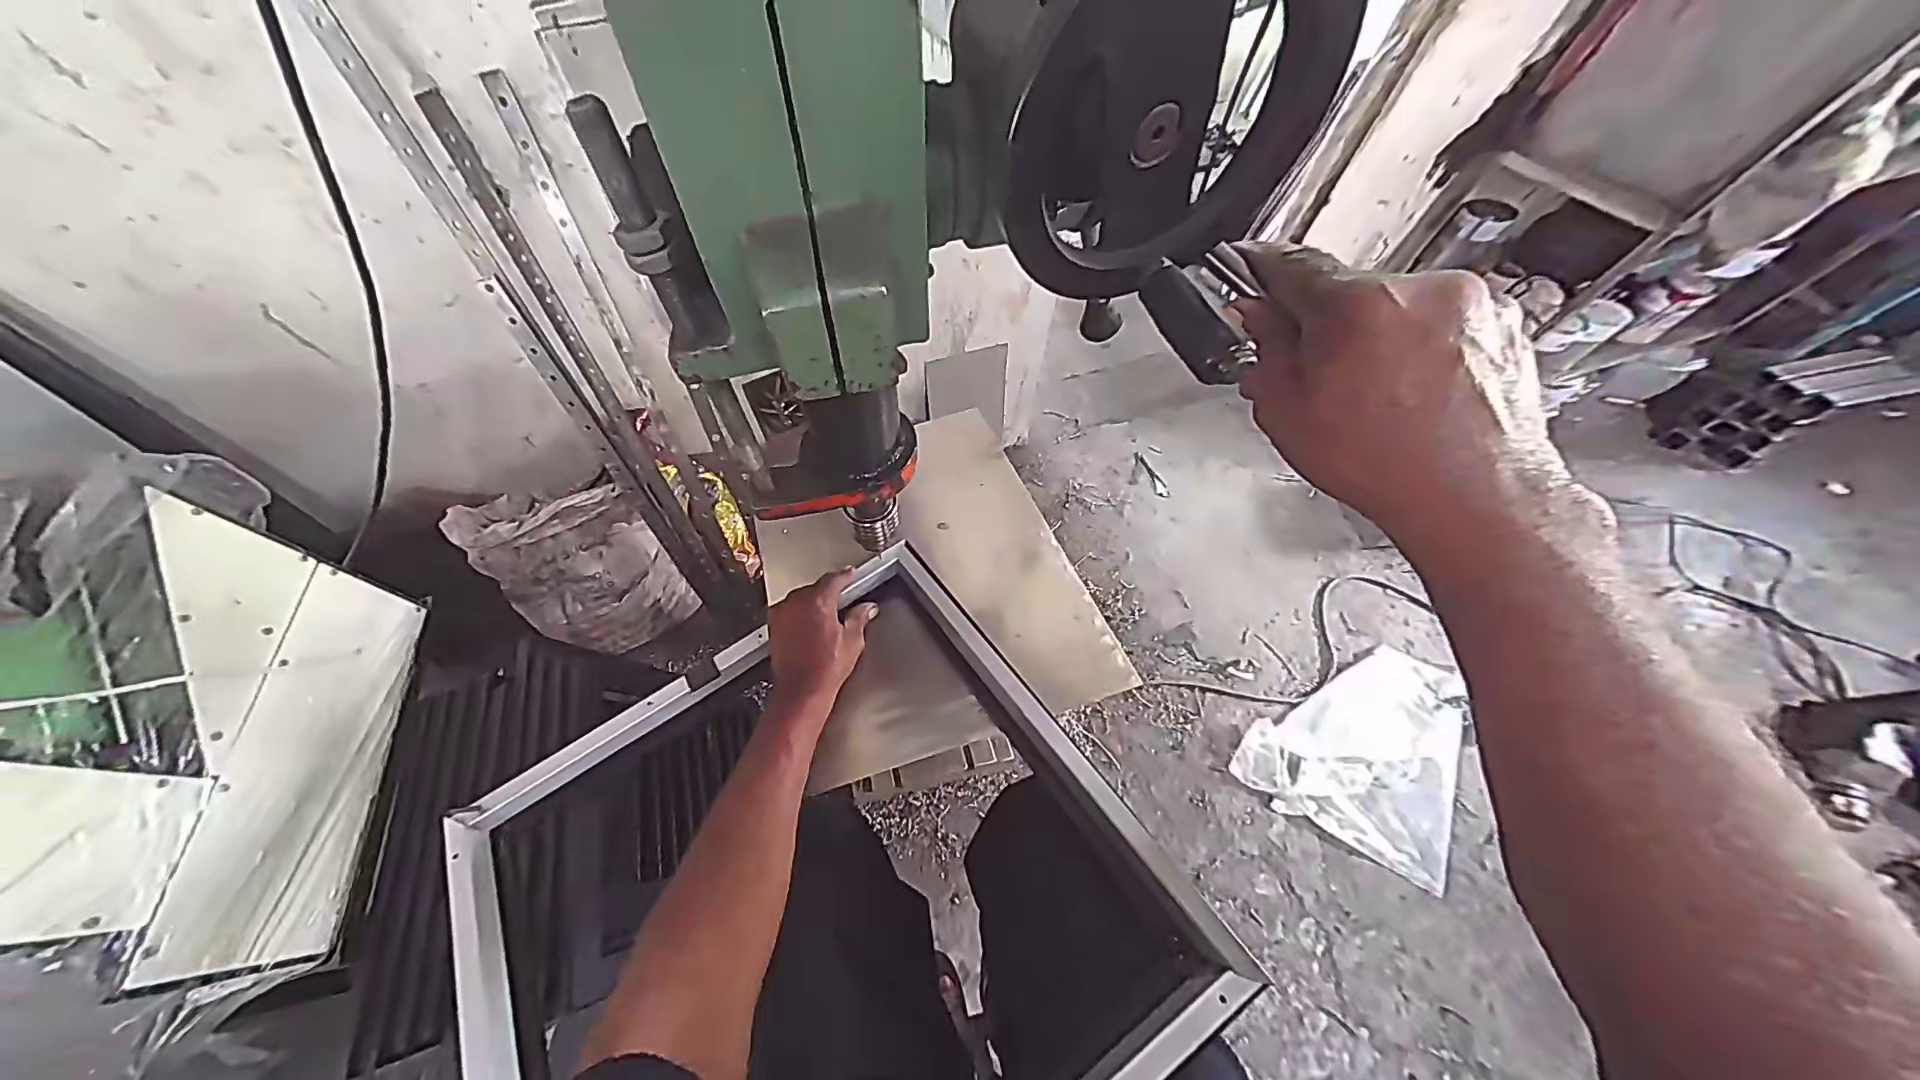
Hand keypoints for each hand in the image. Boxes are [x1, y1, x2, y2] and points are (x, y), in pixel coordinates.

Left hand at [768, 568, 879, 712]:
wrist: (801, 690)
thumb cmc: (824, 669)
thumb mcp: (852, 641)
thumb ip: (859, 618)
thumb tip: (866, 609)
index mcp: (818, 602)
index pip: (833, 579)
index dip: (845, 576)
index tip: (850, 574)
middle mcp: (797, 604)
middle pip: (816, 587)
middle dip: (829, 591)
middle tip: (843, 598)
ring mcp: (783, 615)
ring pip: (801, 598)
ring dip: (814, 601)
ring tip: (827, 614)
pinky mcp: (775, 627)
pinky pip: (790, 610)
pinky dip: (801, 612)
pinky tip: (811, 625)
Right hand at [1229, 242, 1604, 556]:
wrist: (1474, 496)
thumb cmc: (1386, 465)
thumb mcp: (1289, 415)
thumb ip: (1266, 352)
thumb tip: (1257, 317)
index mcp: (1355, 306)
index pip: (1292, 265)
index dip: (1262, 271)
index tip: (1252, 271)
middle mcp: (1418, 289)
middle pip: (1346, 289)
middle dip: (1322, 324)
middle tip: (1312, 372)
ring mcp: (1468, 301)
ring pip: (1394, 303)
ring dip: (1373, 334)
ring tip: (1371, 395)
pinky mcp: (1502, 319)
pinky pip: (1439, 317)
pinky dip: (1417, 343)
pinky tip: (1409, 391)